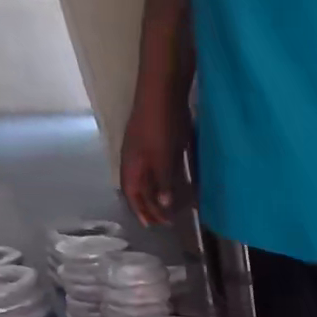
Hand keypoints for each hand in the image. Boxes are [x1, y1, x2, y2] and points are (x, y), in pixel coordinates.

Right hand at [119, 99, 189, 225]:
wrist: (165, 92)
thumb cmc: (159, 125)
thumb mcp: (161, 157)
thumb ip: (162, 181)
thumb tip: (163, 205)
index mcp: (132, 163)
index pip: (132, 192)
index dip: (140, 209)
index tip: (151, 225)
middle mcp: (138, 159)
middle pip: (142, 188)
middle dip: (152, 206)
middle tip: (166, 222)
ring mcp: (150, 151)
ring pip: (154, 179)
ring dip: (162, 195)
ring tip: (174, 211)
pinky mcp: (164, 144)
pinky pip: (165, 169)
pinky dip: (172, 181)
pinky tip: (184, 188)